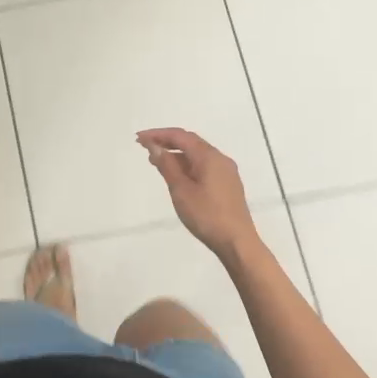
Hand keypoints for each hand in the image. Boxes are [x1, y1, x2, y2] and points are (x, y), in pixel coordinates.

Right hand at [138, 128, 258, 259]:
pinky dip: (187, 165)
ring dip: (176, 154)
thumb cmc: (207, 215)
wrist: (237, 242)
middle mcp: (220, 158)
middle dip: (167, 141)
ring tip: (156, 161)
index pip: (180, 136)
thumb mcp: (181, 190)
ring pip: (197, 155)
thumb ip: (167, 165)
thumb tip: (154, 146)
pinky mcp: (227, 184)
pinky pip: (204, 166)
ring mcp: (226, 172)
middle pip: (190, 142)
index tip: (139, 138)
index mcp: (209, 156)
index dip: (158, 134)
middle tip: (144, 146)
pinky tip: (176, 175)